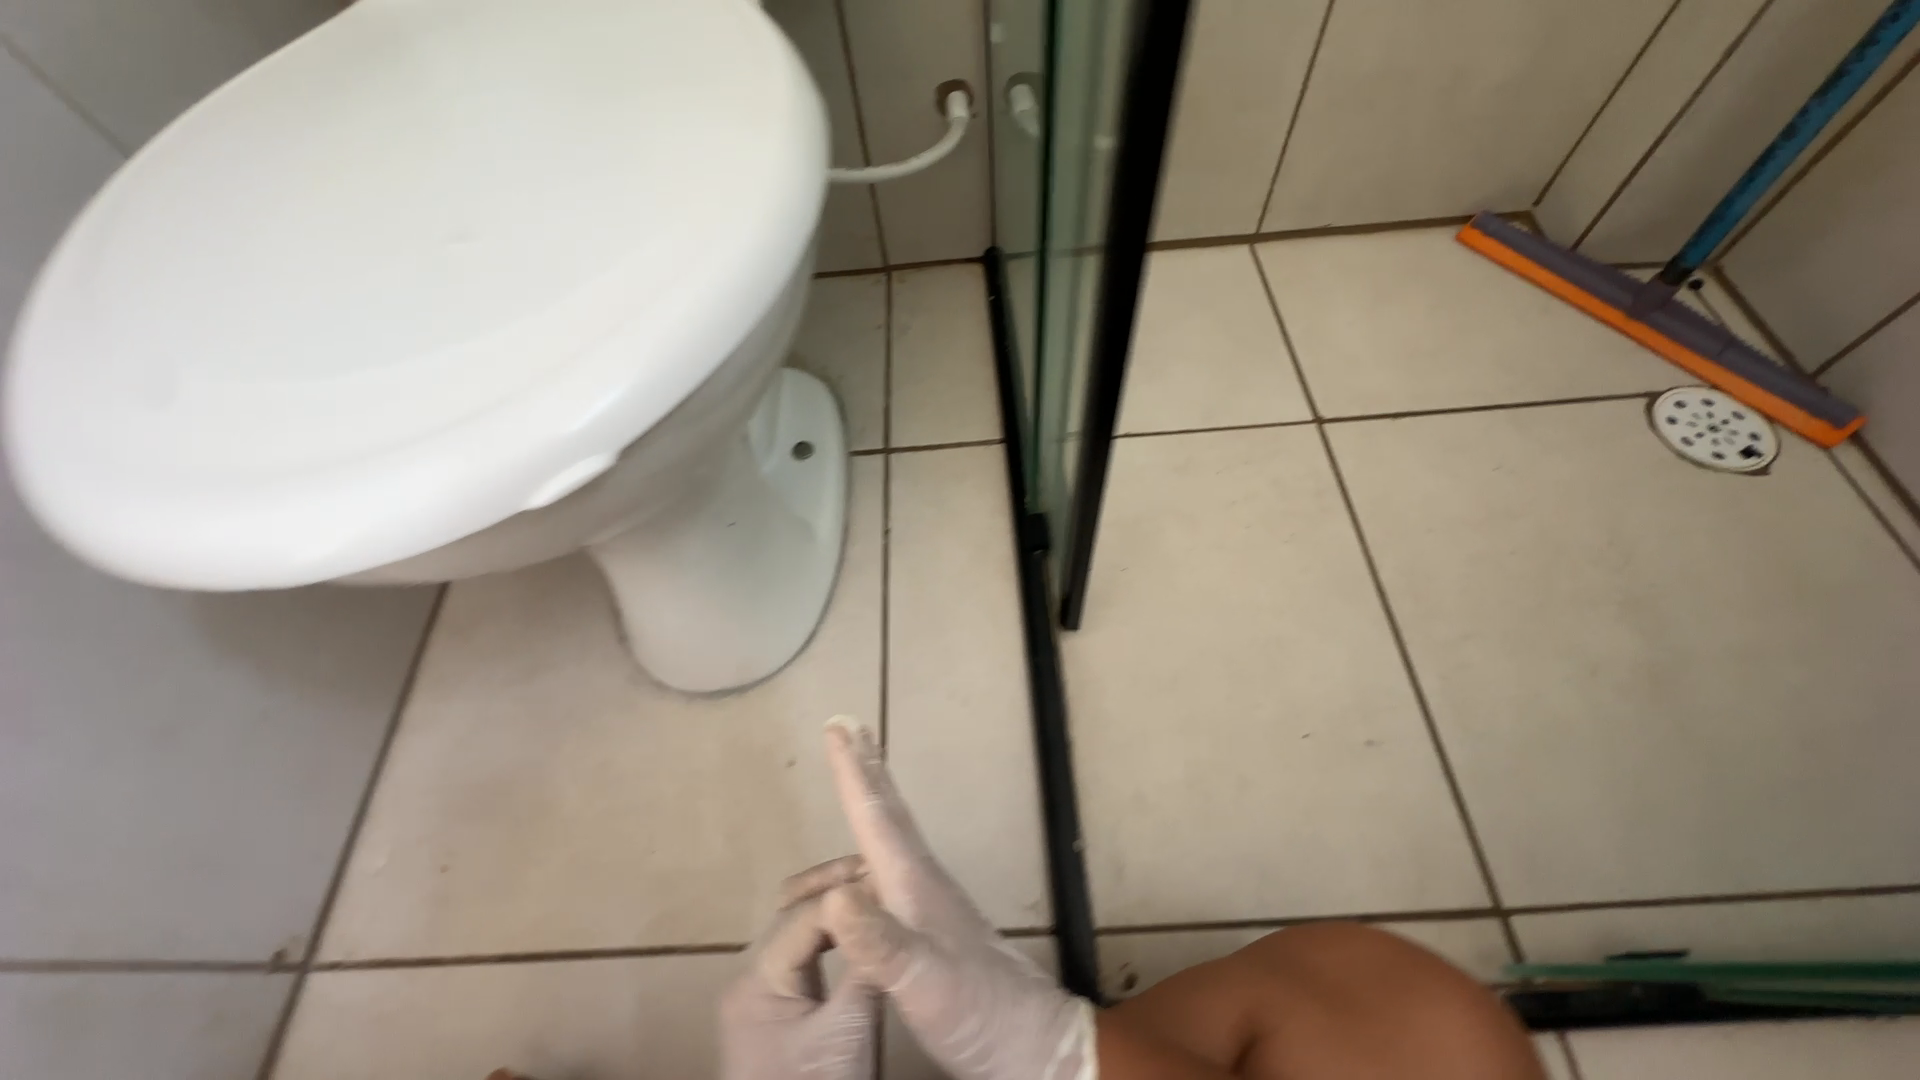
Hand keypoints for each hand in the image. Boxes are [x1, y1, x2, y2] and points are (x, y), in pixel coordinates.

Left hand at [719, 855, 878, 1079]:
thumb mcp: (849, 1035)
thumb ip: (867, 968)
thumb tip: (892, 915)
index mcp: (757, 979)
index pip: (808, 915)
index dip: (852, 893)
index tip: (895, 878)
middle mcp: (749, 977)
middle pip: (792, 910)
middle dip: (836, 886)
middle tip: (884, 874)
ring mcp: (759, 995)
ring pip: (797, 929)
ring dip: (835, 909)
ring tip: (881, 898)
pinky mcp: (775, 1012)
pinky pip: (802, 956)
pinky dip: (832, 938)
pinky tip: (864, 936)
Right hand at [818, 718, 1094, 1079]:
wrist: (1032, 1045)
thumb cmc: (980, 1012)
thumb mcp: (925, 982)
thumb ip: (882, 942)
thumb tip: (835, 893)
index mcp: (915, 885)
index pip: (878, 816)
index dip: (855, 771)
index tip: (840, 725)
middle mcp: (922, 882)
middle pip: (889, 814)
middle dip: (866, 769)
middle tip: (852, 726)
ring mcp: (930, 904)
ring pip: (892, 836)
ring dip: (873, 798)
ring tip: (860, 775)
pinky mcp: (933, 928)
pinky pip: (893, 867)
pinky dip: (877, 844)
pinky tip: (873, 861)